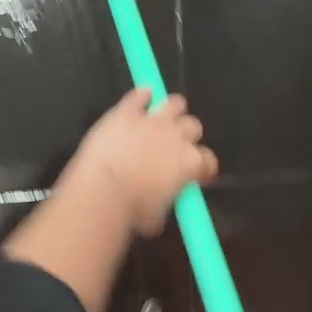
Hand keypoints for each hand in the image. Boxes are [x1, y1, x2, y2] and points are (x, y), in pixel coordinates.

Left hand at [58, 89, 218, 235]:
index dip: (202, 167)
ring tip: (163, 116)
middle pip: (193, 126)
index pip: (208, 160)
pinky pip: (139, 95)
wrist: (103, 191)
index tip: (195, 174)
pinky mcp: (127, 113)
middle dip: (186, 135)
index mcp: (190, 163)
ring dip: (171, 109)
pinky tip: (142, 96)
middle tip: (173, 144)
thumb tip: (159, 210)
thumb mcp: (156, 215)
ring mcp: (152, 121)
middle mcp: (177, 137)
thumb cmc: (133, 210)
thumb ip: (164, 203)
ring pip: (174, 103)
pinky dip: (142, 95)